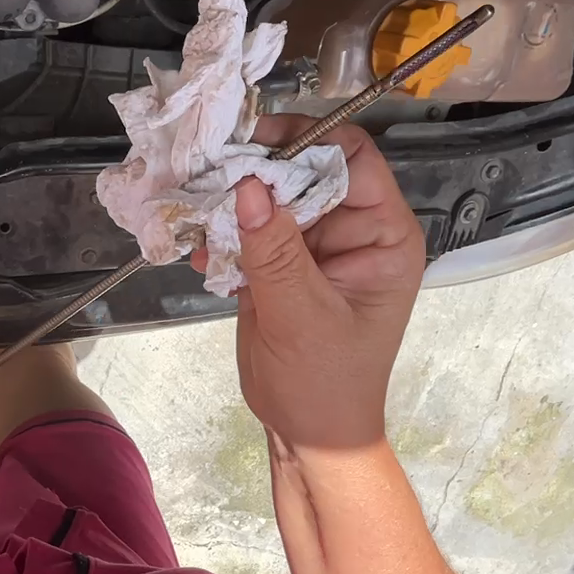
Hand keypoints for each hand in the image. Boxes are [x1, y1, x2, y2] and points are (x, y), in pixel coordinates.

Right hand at [202, 115, 424, 449]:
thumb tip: (250, 184)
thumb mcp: (302, 316)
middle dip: (257, 171)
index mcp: (380, 235)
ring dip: (231, 202)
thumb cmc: (324, 382)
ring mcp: (309, 248)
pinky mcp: (278, 265)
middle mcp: (348, 232)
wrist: (305, 430)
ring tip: (193, 205)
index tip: (254, 143)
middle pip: (303, 174)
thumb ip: (275, 251)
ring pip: (269, 200)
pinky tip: (199, 251)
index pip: (351, 160)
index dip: (307, 143)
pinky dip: (222, 236)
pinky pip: (249, 233)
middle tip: (207, 168)